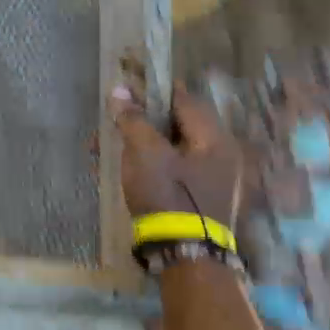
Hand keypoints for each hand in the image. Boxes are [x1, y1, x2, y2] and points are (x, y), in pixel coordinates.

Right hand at [112, 82, 242, 225]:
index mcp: (216, 140)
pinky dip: (148, 158)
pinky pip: (172, 163)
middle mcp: (222, 155)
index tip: (127, 79)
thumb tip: (120, 91)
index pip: (184, 99)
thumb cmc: (167, 193)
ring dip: (139, 139)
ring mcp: (214, 176)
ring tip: (107, 145)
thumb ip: (132, 118)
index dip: (153, 87)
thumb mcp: (144, 152)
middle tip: (112, 117)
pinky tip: (123, 166)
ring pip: (171, 143)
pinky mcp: (202, 193)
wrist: (184, 249)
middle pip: (176, 121)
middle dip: (140, 116)